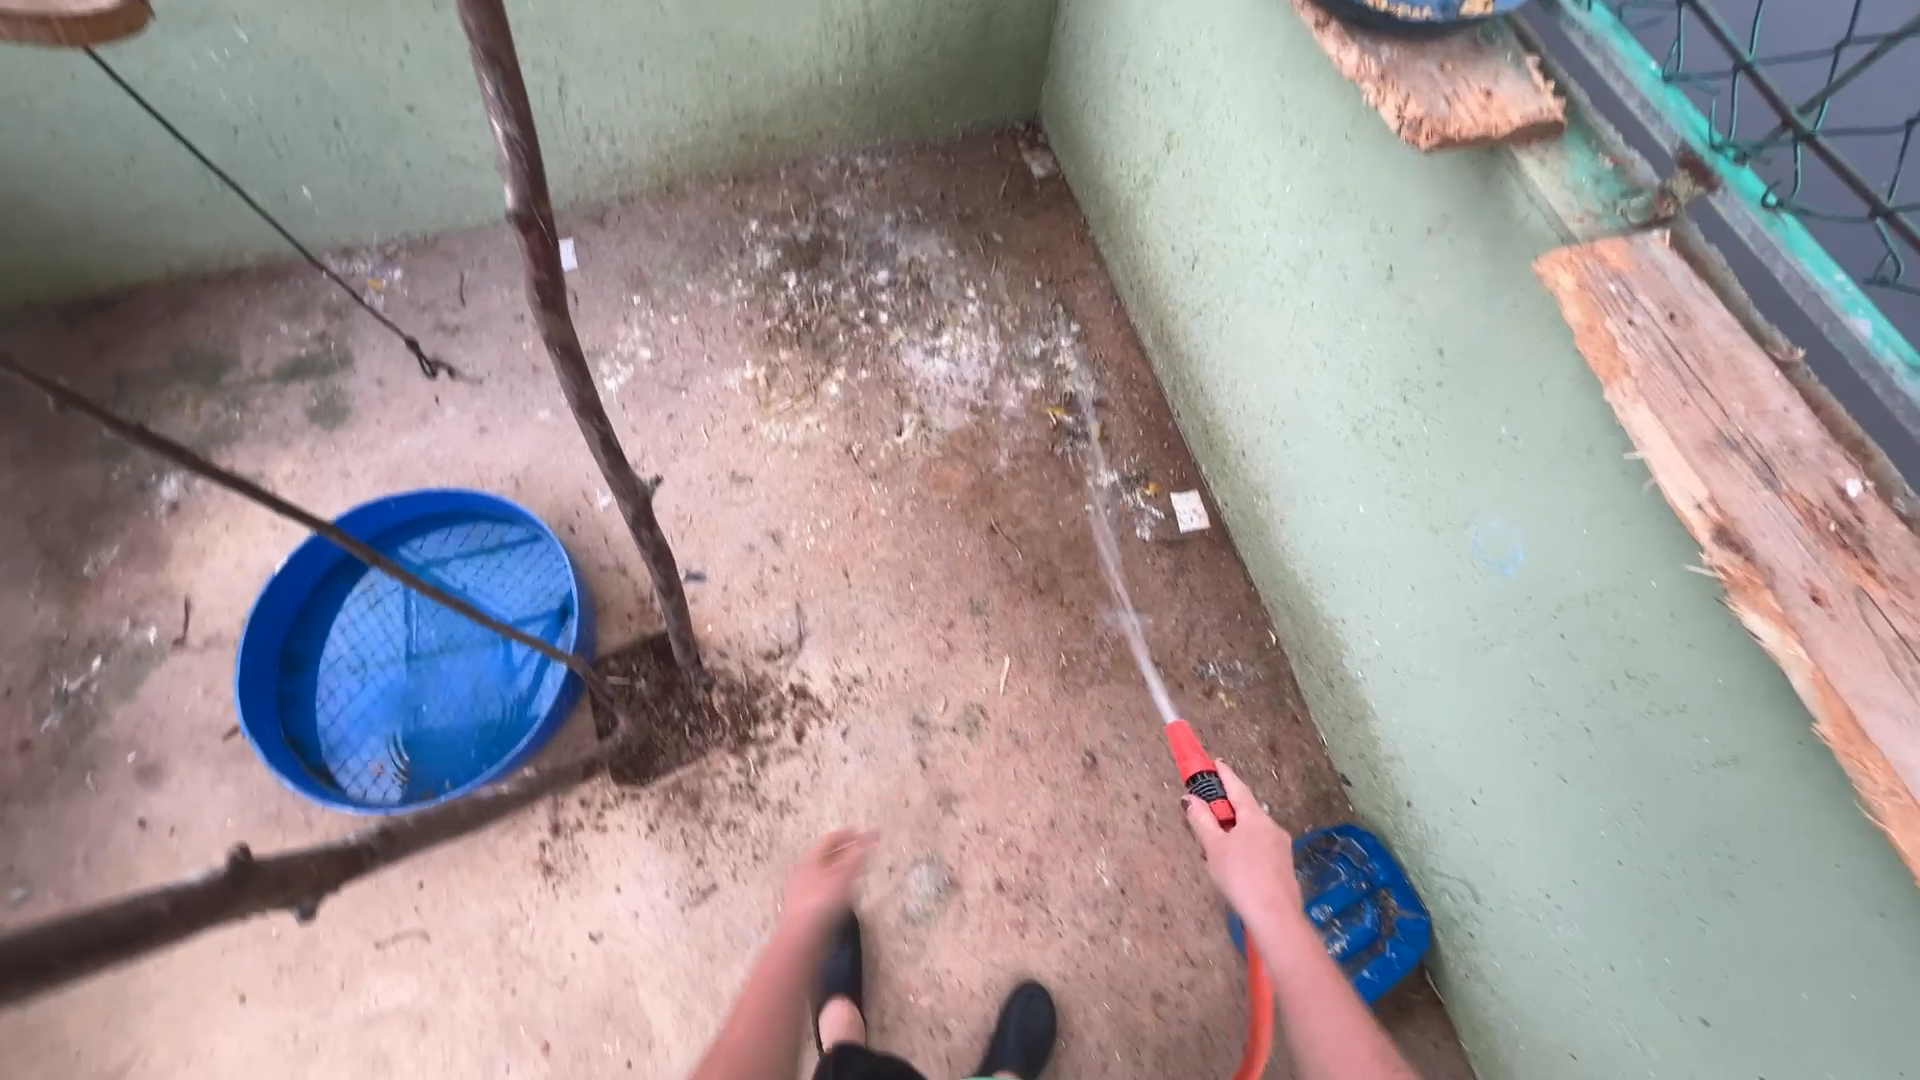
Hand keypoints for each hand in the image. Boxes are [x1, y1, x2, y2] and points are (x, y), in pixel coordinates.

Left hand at [779, 828, 876, 935]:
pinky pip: (824, 890)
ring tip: (854, 871)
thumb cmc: (822, 900)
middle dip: (843, 852)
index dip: (845, 835)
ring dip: (840, 869)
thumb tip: (863, 844)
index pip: (829, 840)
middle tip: (858, 850)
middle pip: (826, 856)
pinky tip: (843, 896)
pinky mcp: (806, 909)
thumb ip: (855, 858)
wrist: (801, 936)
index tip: (857, 831)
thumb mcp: (843, 875)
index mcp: (811, 860)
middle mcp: (804, 872)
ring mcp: (803, 891)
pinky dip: (836, 886)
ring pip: (824, 874)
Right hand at [1181, 761, 1304, 926]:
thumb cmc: (1241, 876)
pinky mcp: (1284, 866)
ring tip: (1217, 843)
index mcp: (1255, 817)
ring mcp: (1281, 847)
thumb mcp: (1214, 847)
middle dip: (1227, 807)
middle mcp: (1272, 827)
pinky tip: (1234, 862)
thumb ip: (1201, 820)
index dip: (1224, 775)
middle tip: (1208, 808)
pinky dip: (1245, 845)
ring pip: (1253, 830)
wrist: (1275, 916)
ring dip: (1235, 829)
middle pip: (1246, 809)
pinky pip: (1260, 846)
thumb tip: (1189, 798)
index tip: (1216, 763)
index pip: (1237, 788)